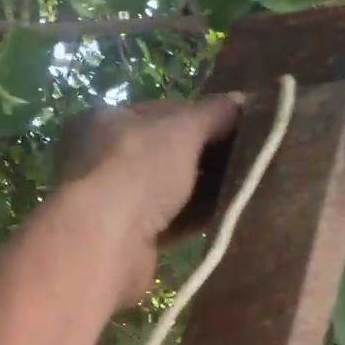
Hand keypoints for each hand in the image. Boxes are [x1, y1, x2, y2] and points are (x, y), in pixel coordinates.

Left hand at [56, 94, 244, 244]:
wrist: (106, 244)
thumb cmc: (137, 170)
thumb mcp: (182, 131)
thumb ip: (213, 113)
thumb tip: (241, 100)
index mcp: (103, 121)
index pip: (160, 111)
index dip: (199, 116)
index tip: (235, 124)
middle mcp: (100, 161)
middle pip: (163, 153)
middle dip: (202, 156)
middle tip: (243, 157)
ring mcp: (111, 204)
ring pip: (165, 191)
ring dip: (200, 189)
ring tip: (242, 184)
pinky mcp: (125, 241)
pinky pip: (166, 223)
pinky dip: (192, 218)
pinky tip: (225, 213)